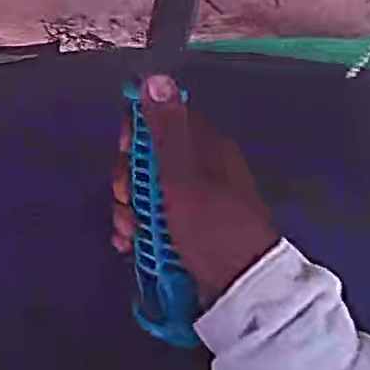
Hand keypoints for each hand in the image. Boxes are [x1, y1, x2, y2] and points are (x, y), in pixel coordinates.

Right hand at [112, 74, 279, 305]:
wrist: (242, 292)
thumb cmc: (212, 227)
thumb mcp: (183, 175)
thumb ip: (166, 129)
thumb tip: (156, 77)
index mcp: (206, 148)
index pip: (162, 120)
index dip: (136, 132)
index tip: (126, 151)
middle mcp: (200, 169)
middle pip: (148, 158)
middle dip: (128, 178)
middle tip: (128, 198)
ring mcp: (193, 201)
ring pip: (145, 191)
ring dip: (128, 209)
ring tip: (130, 231)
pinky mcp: (186, 229)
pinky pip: (151, 218)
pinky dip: (137, 229)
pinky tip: (132, 243)